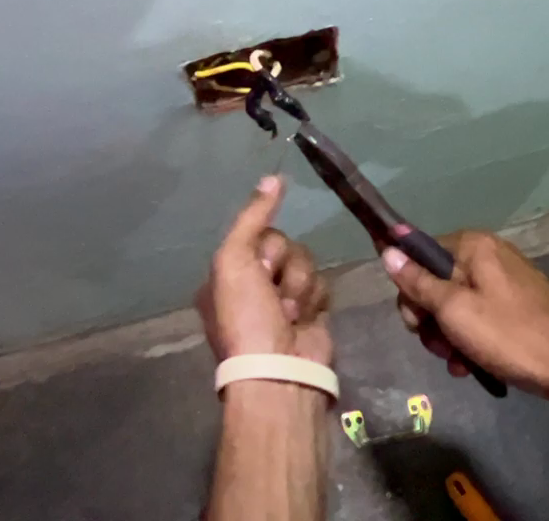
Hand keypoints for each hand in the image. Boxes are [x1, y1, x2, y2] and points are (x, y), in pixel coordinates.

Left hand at [197, 175, 331, 366]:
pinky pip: (321, 282)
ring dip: (299, 285)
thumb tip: (274, 176)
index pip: (255, 232)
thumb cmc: (247, 317)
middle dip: (283, 266)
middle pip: (282, 243)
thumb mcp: (234, 259)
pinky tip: (307, 319)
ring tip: (291, 314)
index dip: (263, 247)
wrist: (282, 371)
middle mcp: (253, 282)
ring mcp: (282, 297)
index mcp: (228, 272)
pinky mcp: (312, 309)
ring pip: (304, 260)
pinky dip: (315, 298)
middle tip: (273, 292)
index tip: (259, 266)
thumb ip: (253, 216)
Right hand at [383, 231, 548, 398]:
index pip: (420, 255)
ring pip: (457, 304)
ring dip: (449, 335)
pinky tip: (471, 365)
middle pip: (437, 282)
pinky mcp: (518, 306)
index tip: (415, 323)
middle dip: (431, 318)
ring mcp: (505, 281)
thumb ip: (418, 282)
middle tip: (439, 347)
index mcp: (472, 245)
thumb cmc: (511, 335)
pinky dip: (471, 338)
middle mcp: (488, 254)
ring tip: (458, 363)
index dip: (410, 290)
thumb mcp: (454, 310)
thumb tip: (387, 250)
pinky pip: (480, 316)